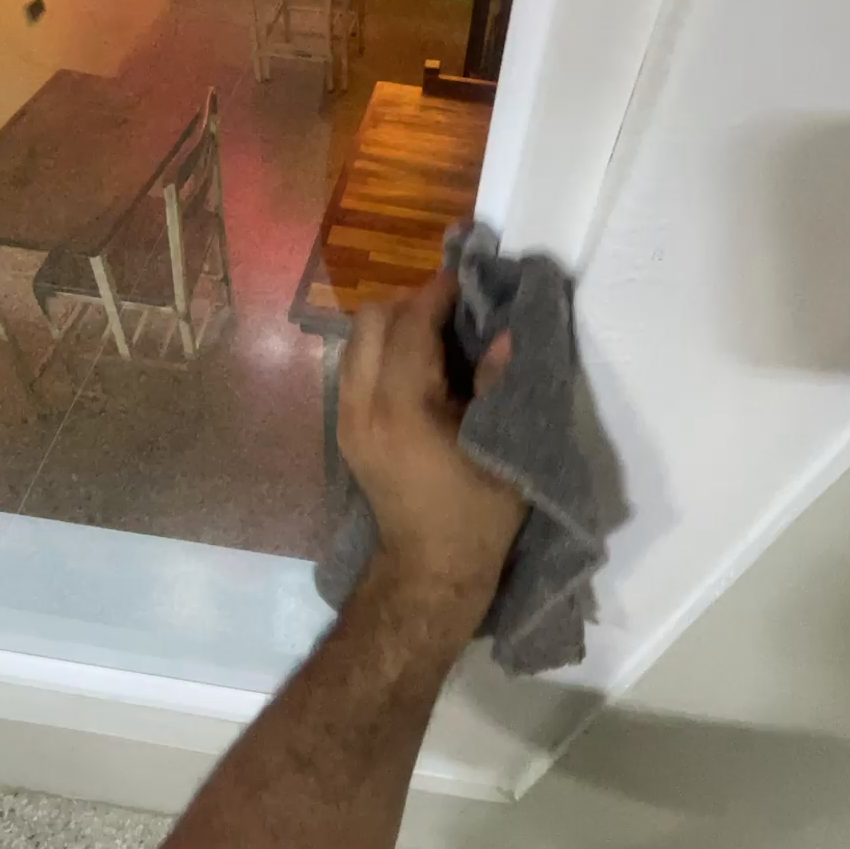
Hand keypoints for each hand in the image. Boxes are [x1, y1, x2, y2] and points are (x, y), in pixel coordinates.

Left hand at [338, 273, 524, 640]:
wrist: (427, 571)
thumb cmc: (474, 516)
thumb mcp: (501, 450)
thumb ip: (498, 384)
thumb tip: (505, 332)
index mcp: (401, 409)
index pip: (410, 326)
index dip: (436, 293)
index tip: (464, 277)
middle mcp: (362, 406)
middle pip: (370, 321)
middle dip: (410, 302)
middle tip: (452, 307)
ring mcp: (346, 418)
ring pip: (355, 341)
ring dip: (391, 324)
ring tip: (434, 331)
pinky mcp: (344, 430)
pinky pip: (353, 365)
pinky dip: (380, 349)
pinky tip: (414, 364)